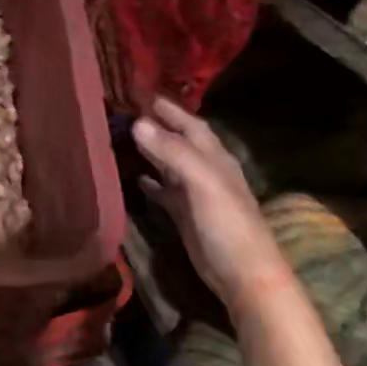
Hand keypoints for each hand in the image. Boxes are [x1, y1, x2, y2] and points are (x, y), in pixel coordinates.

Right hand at [132, 98, 292, 308]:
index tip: (142, 93)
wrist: (241, 272)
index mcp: (214, 158)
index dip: (169, 109)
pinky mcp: (185, 215)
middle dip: (157, 126)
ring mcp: (195, 194)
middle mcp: (205, 170)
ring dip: (151, 152)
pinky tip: (136, 178)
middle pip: (179, 141)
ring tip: (124, 139)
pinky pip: (165, 192)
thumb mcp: (202, 183)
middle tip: (126, 112)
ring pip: (170, 165)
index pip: (190, 124)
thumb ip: (173, 152)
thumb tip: (138, 123)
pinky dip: (152, 183)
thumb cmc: (227, 225)